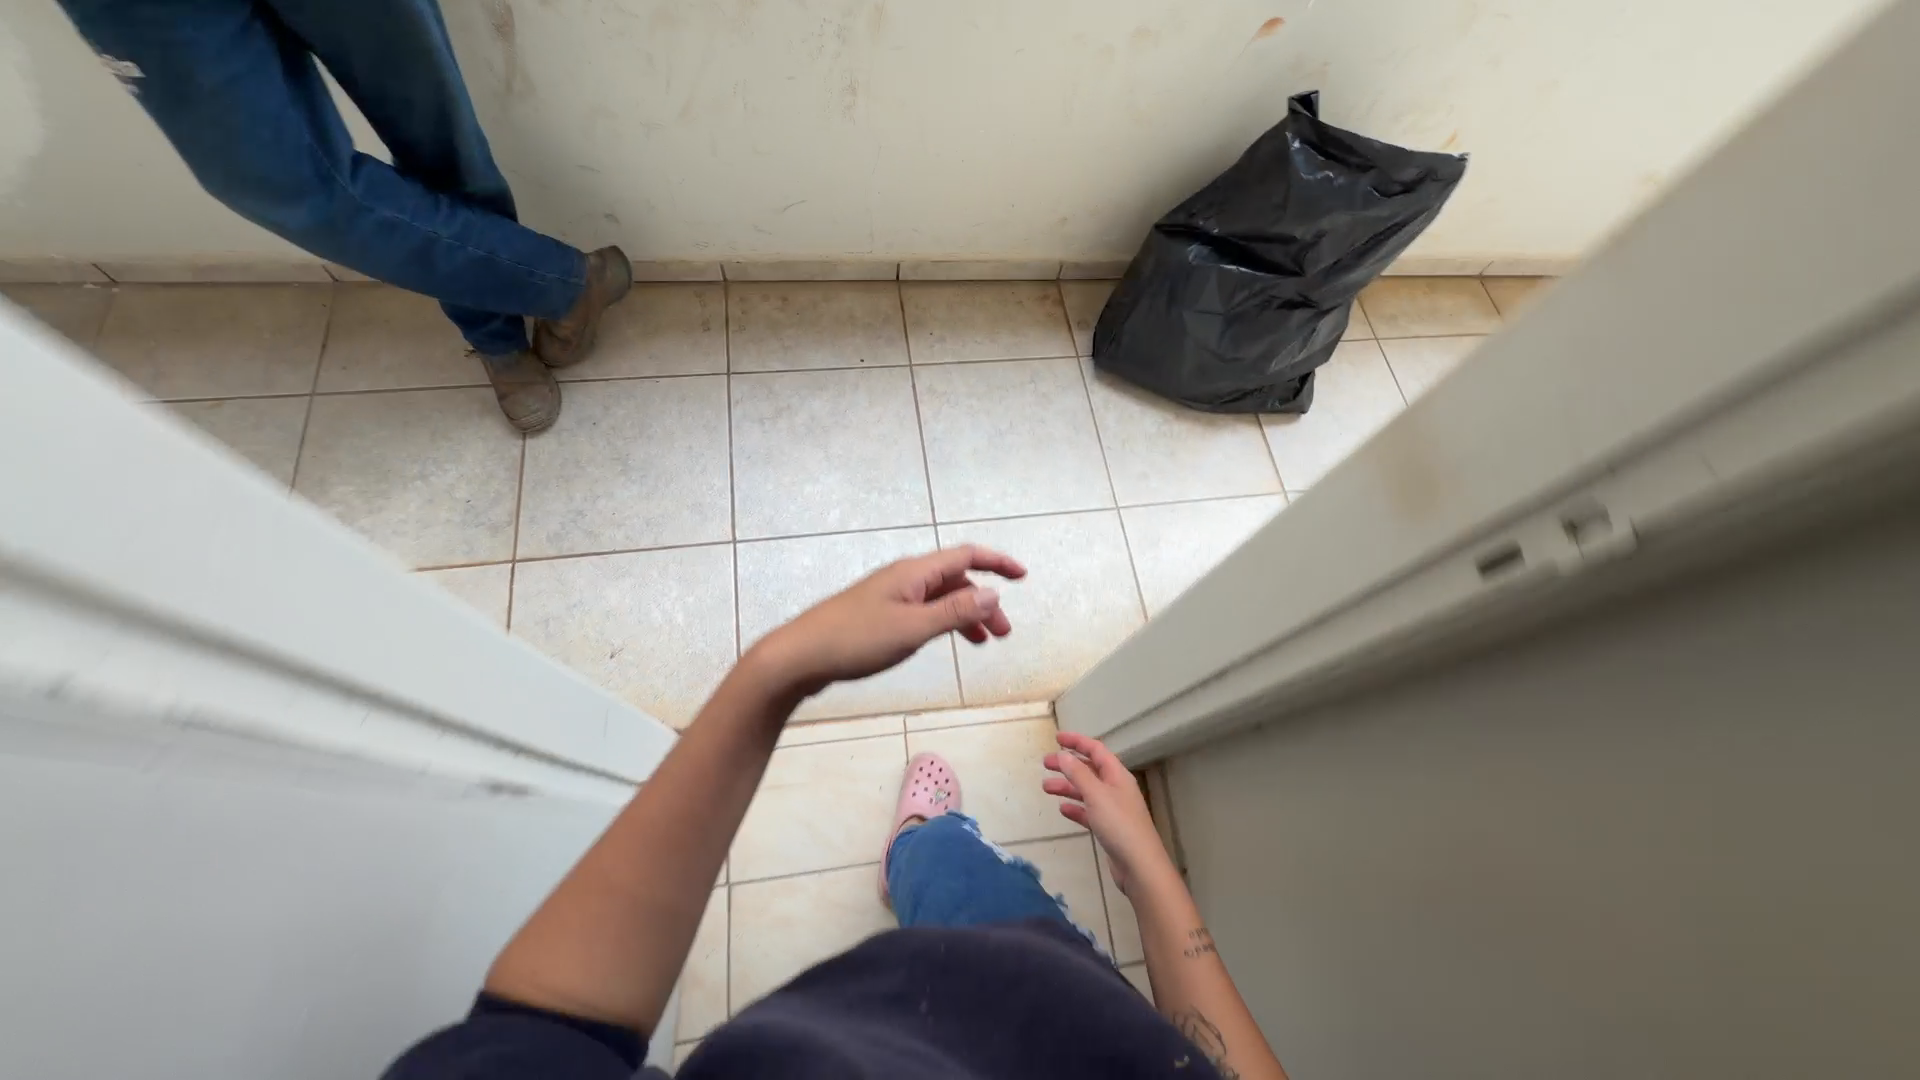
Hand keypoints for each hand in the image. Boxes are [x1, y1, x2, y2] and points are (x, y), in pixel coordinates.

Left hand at [753, 545, 1025, 696]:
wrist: (800, 656)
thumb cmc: (856, 640)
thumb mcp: (913, 629)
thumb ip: (955, 612)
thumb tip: (993, 593)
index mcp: (913, 573)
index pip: (965, 556)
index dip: (997, 562)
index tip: (1023, 575)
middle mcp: (904, 578)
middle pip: (955, 580)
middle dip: (984, 601)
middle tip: (1004, 633)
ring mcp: (889, 597)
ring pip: (939, 599)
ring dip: (964, 615)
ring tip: (983, 642)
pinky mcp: (878, 616)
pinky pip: (922, 612)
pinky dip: (942, 624)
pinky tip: (944, 641)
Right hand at [1043, 732, 1170, 895]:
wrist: (1139, 866)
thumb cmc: (1119, 825)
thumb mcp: (1096, 795)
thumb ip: (1078, 773)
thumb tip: (1063, 754)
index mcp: (1117, 775)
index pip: (1096, 750)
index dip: (1077, 742)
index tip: (1056, 739)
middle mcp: (1116, 788)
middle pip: (1089, 769)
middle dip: (1067, 765)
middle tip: (1045, 764)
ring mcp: (1113, 809)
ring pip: (1086, 791)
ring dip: (1067, 787)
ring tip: (1045, 787)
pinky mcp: (1109, 828)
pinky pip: (1088, 812)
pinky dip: (1075, 808)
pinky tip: (1062, 809)